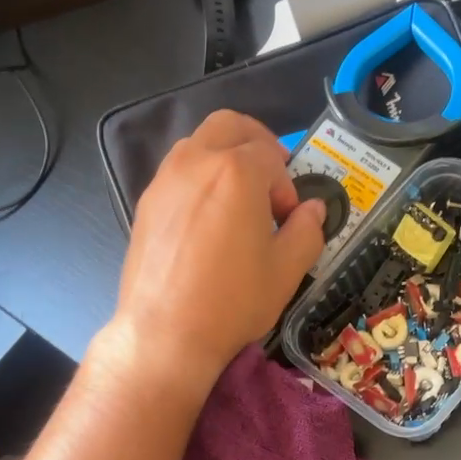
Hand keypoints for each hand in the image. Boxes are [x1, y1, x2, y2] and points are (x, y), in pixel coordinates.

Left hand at [112, 109, 325, 375]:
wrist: (166, 333)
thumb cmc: (233, 301)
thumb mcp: (286, 271)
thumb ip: (307, 232)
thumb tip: (313, 211)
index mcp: (237, 172)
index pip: (271, 155)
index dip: (287, 185)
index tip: (289, 219)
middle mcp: (196, 162)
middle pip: (230, 126)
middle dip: (256, 144)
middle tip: (270, 181)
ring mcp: (165, 180)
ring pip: (199, 144)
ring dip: (225, 159)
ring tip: (237, 203)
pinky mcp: (147, 203)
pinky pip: (178, 172)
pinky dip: (199, 180)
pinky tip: (208, 223)